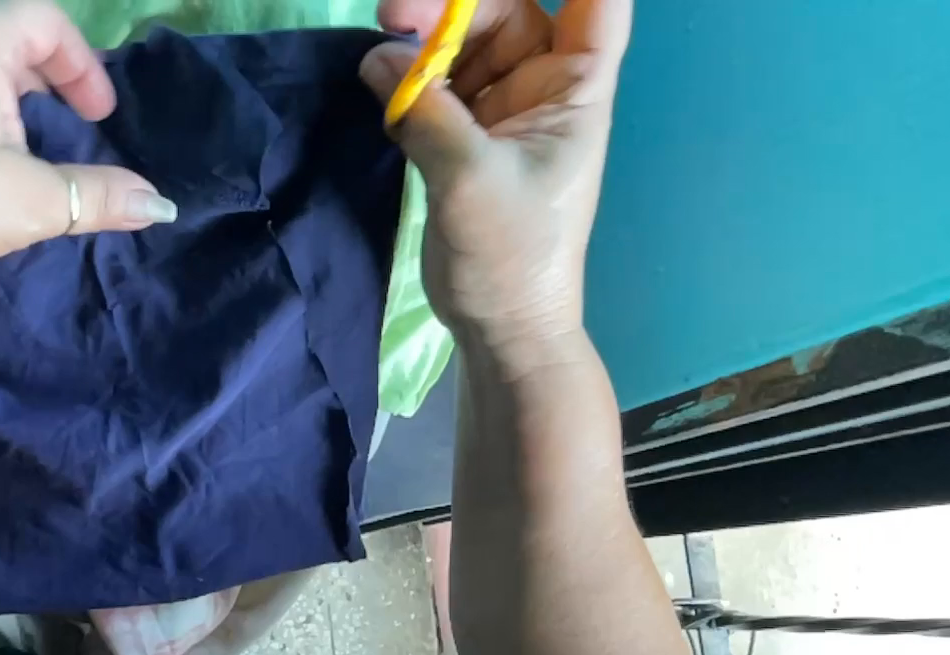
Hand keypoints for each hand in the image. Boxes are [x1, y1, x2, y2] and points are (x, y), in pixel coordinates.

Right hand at [360, 0, 629, 365]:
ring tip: (379, 54)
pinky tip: (381, 84)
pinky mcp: (462, 145)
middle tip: (391, 14)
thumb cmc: (510, 255)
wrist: (500, 327)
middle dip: (449, 8)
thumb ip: (424, 113)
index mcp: (574, 86)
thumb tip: (375, 57)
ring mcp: (499, 117)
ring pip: (462, 50)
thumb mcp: (469, 179)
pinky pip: (435, 94)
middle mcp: (540, 89)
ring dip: (422, 45)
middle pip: (505, 12)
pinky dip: (409, 85)